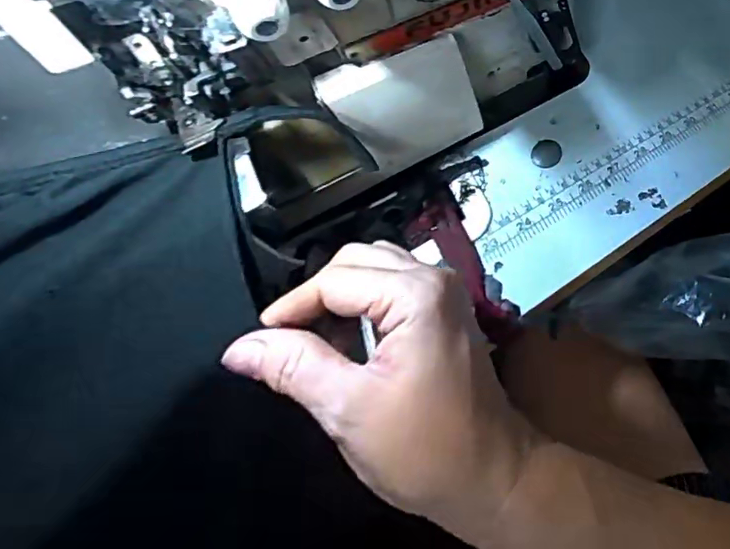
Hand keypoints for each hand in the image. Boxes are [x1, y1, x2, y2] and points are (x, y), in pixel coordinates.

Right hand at [220, 242, 541, 538]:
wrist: (485, 470)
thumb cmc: (424, 446)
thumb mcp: (348, 409)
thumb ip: (295, 367)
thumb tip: (244, 346)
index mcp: (419, 293)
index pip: (337, 278)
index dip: (290, 307)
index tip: (257, 340)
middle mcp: (437, 279)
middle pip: (359, 260)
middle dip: (315, 295)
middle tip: (281, 341)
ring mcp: (446, 291)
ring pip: (378, 268)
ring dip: (340, 297)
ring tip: (311, 345)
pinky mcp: (446, 309)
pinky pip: (396, 286)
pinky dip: (364, 304)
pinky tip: (346, 344)